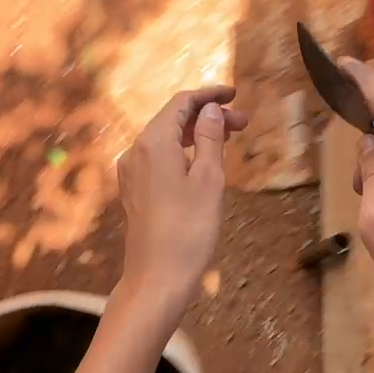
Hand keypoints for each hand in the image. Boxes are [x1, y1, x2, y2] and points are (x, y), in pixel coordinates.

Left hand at [115, 86, 247, 308]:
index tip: (235, 95)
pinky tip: (202, 164)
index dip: (209, 95)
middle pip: (172, 120)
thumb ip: (209, 138)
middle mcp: (135, 151)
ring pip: (165, 140)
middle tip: (242, 125)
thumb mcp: (209, 179)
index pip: (182, 103)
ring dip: (195, 135)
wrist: (157, 277)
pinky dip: (182, 153)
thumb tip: (209, 109)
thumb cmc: (189, 229)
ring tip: (227, 141)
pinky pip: (159, 159)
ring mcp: (131, 172)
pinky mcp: (133, 191)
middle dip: (207, 116)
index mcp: (153, 142)